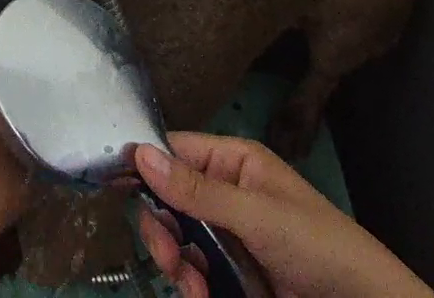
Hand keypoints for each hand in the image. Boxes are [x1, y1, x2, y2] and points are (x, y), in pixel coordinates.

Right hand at [135, 133, 433, 297]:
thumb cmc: (317, 246)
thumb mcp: (256, 215)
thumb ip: (196, 189)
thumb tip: (138, 152)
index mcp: (232, 162)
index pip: (174, 150)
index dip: (144, 165)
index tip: (116, 187)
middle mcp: (224, 190)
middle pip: (167, 197)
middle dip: (161, 227)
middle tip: (167, 255)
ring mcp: (226, 232)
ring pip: (175, 236)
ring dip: (175, 261)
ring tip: (191, 286)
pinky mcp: (231, 270)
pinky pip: (193, 267)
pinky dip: (190, 282)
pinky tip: (200, 295)